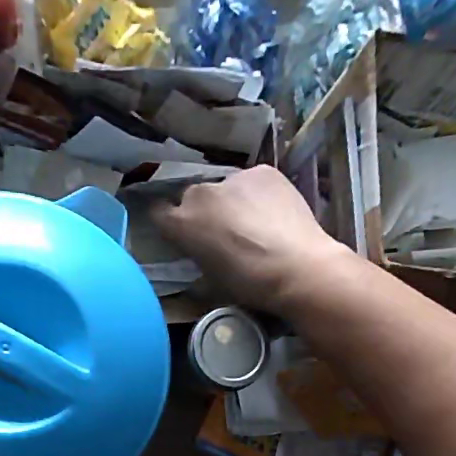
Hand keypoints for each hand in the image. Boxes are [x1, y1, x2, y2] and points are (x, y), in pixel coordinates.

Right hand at [151, 165, 351, 310]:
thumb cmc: (249, 284)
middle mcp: (200, 194)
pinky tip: (273, 212)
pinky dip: (258, 193)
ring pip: (225, 188)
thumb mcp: (209, 279)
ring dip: (232, 201)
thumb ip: (196, 255)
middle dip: (204, 211)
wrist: (297, 268)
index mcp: (181, 224)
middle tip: (223, 231)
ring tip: (254, 221)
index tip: (180, 230)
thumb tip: (199, 252)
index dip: (169, 221)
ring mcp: (232, 178)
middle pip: (194, 198)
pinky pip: (252, 181)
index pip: (158, 212)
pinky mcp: (263, 171)